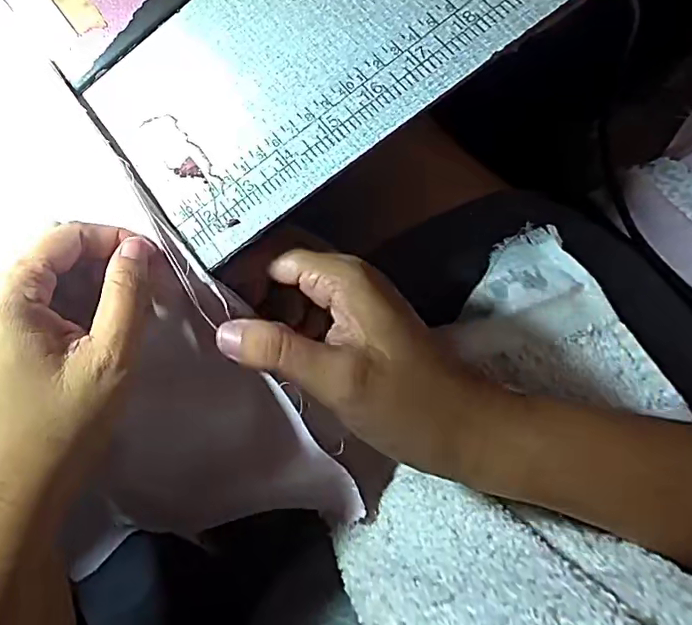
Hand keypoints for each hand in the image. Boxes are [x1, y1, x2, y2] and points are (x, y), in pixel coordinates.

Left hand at [0, 224, 153, 533]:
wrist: (13, 502)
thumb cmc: (61, 434)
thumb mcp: (107, 362)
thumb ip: (125, 295)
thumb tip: (137, 247)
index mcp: (3, 292)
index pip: (61, 236)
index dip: (108, 237)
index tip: (149, 255)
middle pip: (48, 251)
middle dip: (98, 259)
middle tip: (142, 280)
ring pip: (41, 275)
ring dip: (84, 281)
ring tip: (124, 304)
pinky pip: (30, 300)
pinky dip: (65, 302)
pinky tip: (93, 324)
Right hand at [213, 249, 504, 479]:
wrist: (472, 434)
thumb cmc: (408, 404)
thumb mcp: (336, 379)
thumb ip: (278, 349)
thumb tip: (222, 330)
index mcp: (342, 276)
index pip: (273, 257)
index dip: (243, 278)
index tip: (219, 310)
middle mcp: (346, 275)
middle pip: (281, 267)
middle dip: (253, 293)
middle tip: (229, 327)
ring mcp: (353, 296)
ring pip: (293, 288)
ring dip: (269, 312)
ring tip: (250, 344)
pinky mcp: (355, 318)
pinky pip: (309, 307)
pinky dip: (288, 325)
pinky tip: (278, 353)